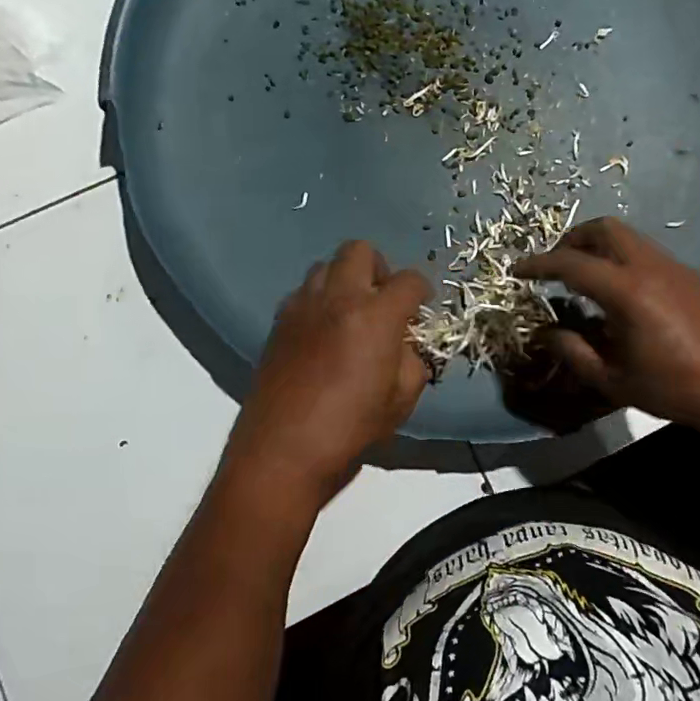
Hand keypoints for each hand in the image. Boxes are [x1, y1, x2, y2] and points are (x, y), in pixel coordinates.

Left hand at [221, 241, 432, 509]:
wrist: (283, 450)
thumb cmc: (351, 428)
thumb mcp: (402, 400)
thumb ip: (412, 362)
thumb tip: (405, 346)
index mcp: (375, 315)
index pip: (409, 280)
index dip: (421, 290)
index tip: (420, 306)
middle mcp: (337, 298)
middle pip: (359, 250)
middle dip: (379, 268)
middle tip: (382, 301)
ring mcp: (302, 306)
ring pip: (325, 266)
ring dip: (344, 281)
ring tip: (350, 315)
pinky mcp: (277, 322)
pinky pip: (302, 293)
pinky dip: (318, 301)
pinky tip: (322, 333)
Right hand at [514, 218, 699, 432]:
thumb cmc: (674, 388)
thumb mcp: (612, 379)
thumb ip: (573, 352)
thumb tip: (547, 333)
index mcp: (626, 290)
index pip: (571, 263)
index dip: (538, 264)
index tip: (518, 269)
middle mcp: (649, 266)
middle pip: (604, 229)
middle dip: (572, 239)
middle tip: (554, 265)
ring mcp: (674, 266)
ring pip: (628, 237)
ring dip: (599, 247)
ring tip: (583, 278)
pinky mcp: (691, 275)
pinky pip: (646, 252)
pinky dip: (621, 258)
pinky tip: (619, 293)